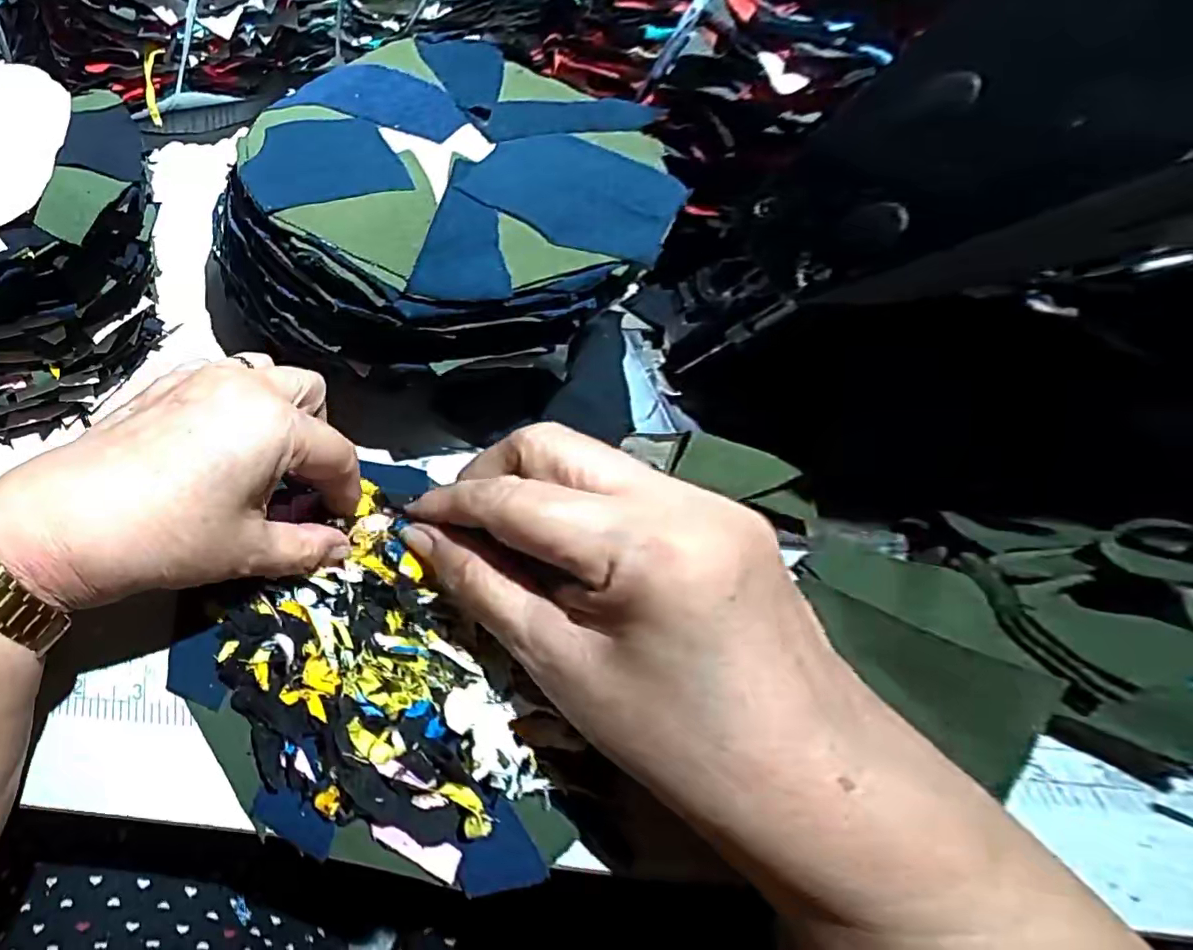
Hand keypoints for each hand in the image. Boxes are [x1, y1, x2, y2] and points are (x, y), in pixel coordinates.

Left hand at [0, 355, 361, 611]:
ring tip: (259, 458)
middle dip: (317, 437)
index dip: (347, 491)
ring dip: (279, 411)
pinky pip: (222, 375)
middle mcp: (245, 383)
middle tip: (297, 484)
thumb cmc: (168, 538)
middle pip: (310, 394)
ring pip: (266, 374)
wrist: (69, 519)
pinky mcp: (168, 379)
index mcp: (274, 422)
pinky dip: (237, 401)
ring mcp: (203, 374)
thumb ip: (306, 547)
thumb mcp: (246, 550)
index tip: (339, 520)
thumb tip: (341, 548)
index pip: (337, 452)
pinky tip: (214, 443)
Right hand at [401, 429, 1144, 949]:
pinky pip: (618, 485)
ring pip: (583, 456)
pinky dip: (568, 503)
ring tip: (500, 541)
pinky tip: (558, 552)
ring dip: (526, 486)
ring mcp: (707, 500)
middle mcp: (679, 497)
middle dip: (485, 475)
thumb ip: (480, 586)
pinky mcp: (719, 516)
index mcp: (643, 541)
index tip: (408, 520)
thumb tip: (419, 538)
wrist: (828, 793)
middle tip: (456, 527)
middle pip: (548, 444)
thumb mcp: (558, 665)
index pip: (513, 494)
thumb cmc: (677, 744)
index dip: (449, 502)